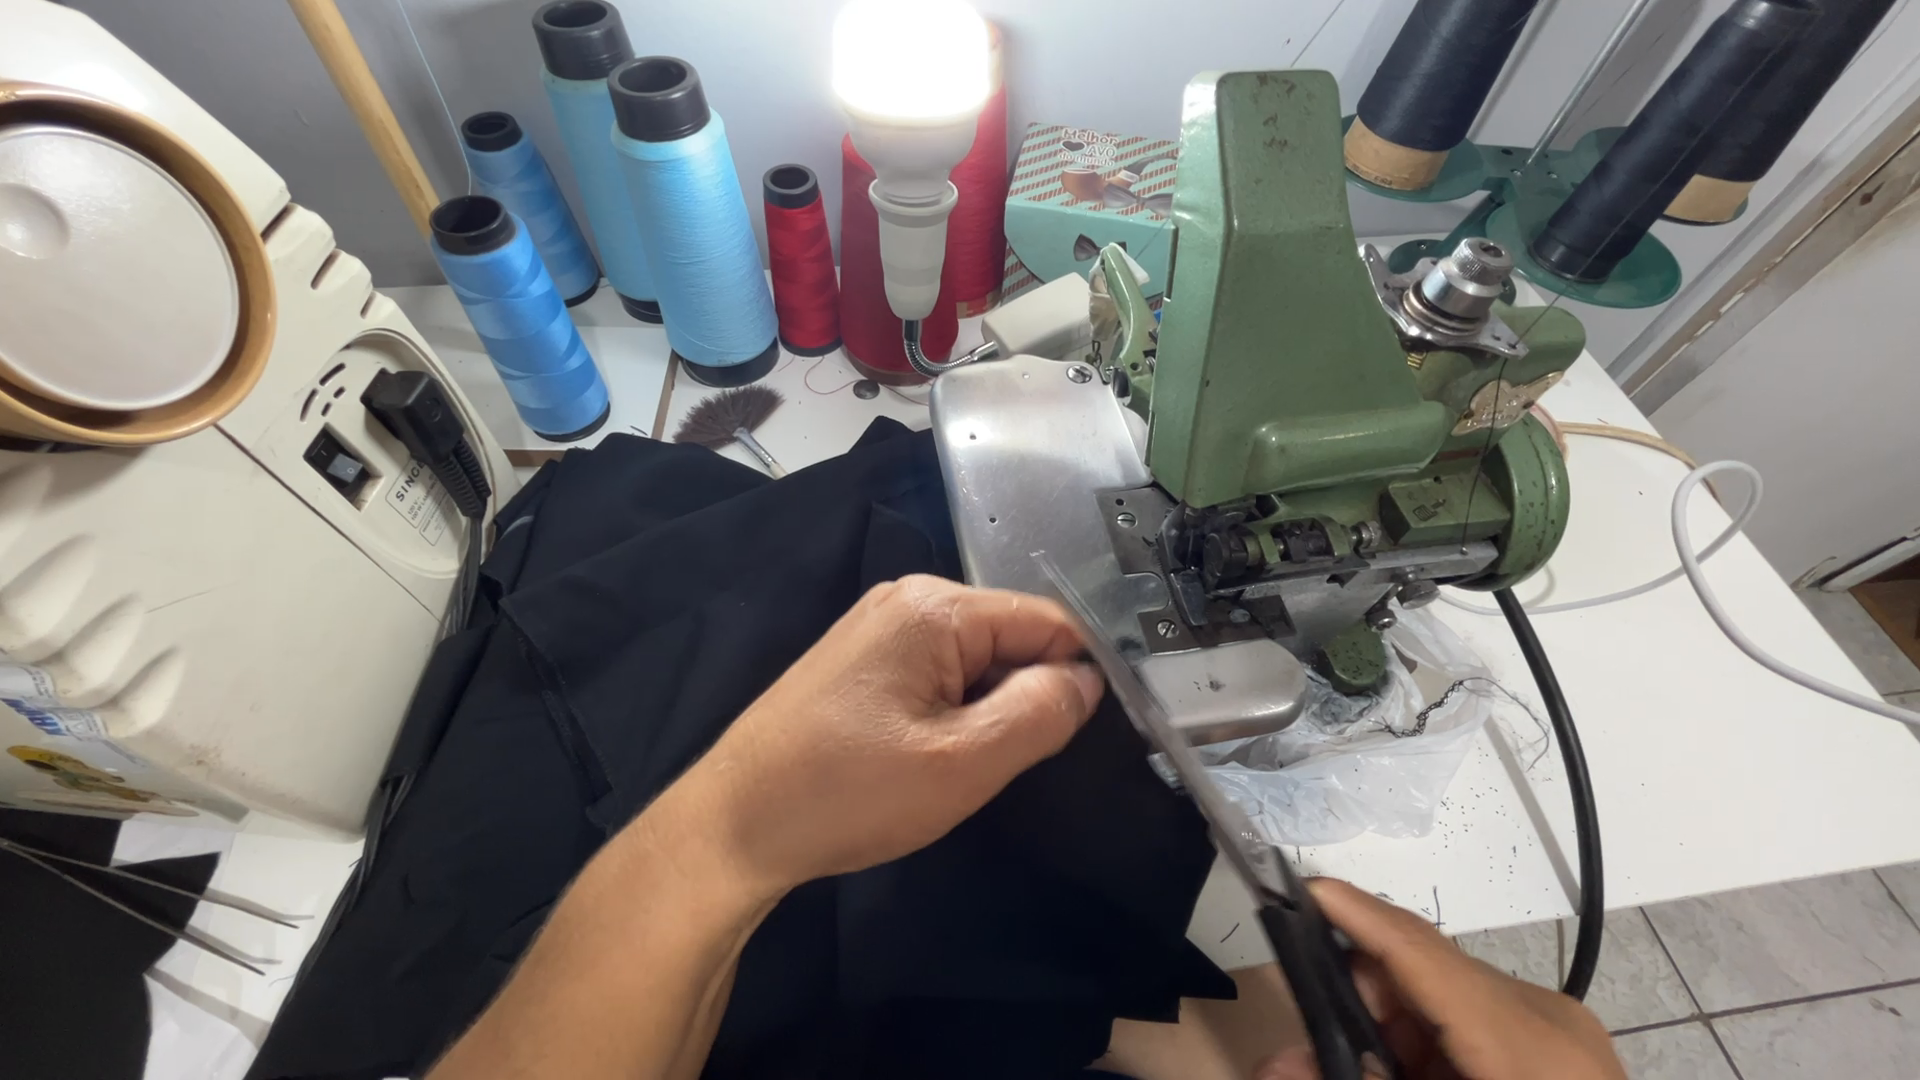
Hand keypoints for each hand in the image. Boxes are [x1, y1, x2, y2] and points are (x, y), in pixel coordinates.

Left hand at [658, 575, 1103, 898]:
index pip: (1046, 620)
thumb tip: (1088, 678)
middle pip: (1008, 635)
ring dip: (988, 708)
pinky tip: (930, 753)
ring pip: (974, 658)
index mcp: (935, 606)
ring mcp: (878, 626)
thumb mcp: (963, 762)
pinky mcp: (861, 658)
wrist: (734, 823)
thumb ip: (1040, 712)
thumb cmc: (850, 791)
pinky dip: (953, 709)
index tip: (1090, 729)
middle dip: (1026, 694)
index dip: (1079, 671)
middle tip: (1010, 761)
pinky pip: (936, 671)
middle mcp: (907, 598)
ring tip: (964, 764)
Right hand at [1256, 880, 1624, 1079]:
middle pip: (1418, 966)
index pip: (1419, 950)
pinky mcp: (1554, 1041)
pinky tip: (1410, 1071)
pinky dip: (1421, 1039)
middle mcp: (1543, 1015)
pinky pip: (1462, 1014)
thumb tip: (1272, 1065)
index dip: (1355, 912)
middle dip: (1357, 993)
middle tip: (1316, 1042)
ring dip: (1388, 1023)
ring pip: (1435, 989)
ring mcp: (1553, 1026)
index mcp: (1526, 1045)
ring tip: (1369, 1068)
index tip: (1297, 886)